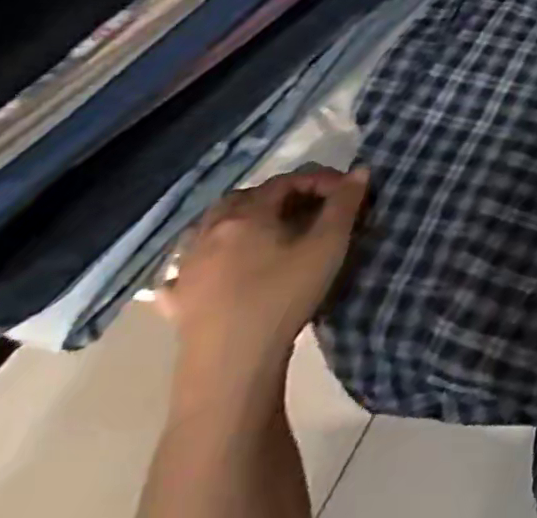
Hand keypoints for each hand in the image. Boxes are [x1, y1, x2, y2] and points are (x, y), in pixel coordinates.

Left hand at [158, 168, 369, 365]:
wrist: (230, 364)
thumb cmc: (283, 296)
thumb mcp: (328, 246)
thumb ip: (344, 205)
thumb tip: (359, 170)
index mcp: (247, 214)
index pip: (285, 182)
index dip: (318, 181)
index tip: (346, 194)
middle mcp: (210, 231)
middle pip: (245, 198)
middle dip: (279, 197)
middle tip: (310, 211)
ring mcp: (187, 266)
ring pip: (212, 227)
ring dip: (242, 222)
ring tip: (269, 236)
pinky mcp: (176, 299)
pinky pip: (187, 267)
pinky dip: (205, 259)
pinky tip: (216, 271)